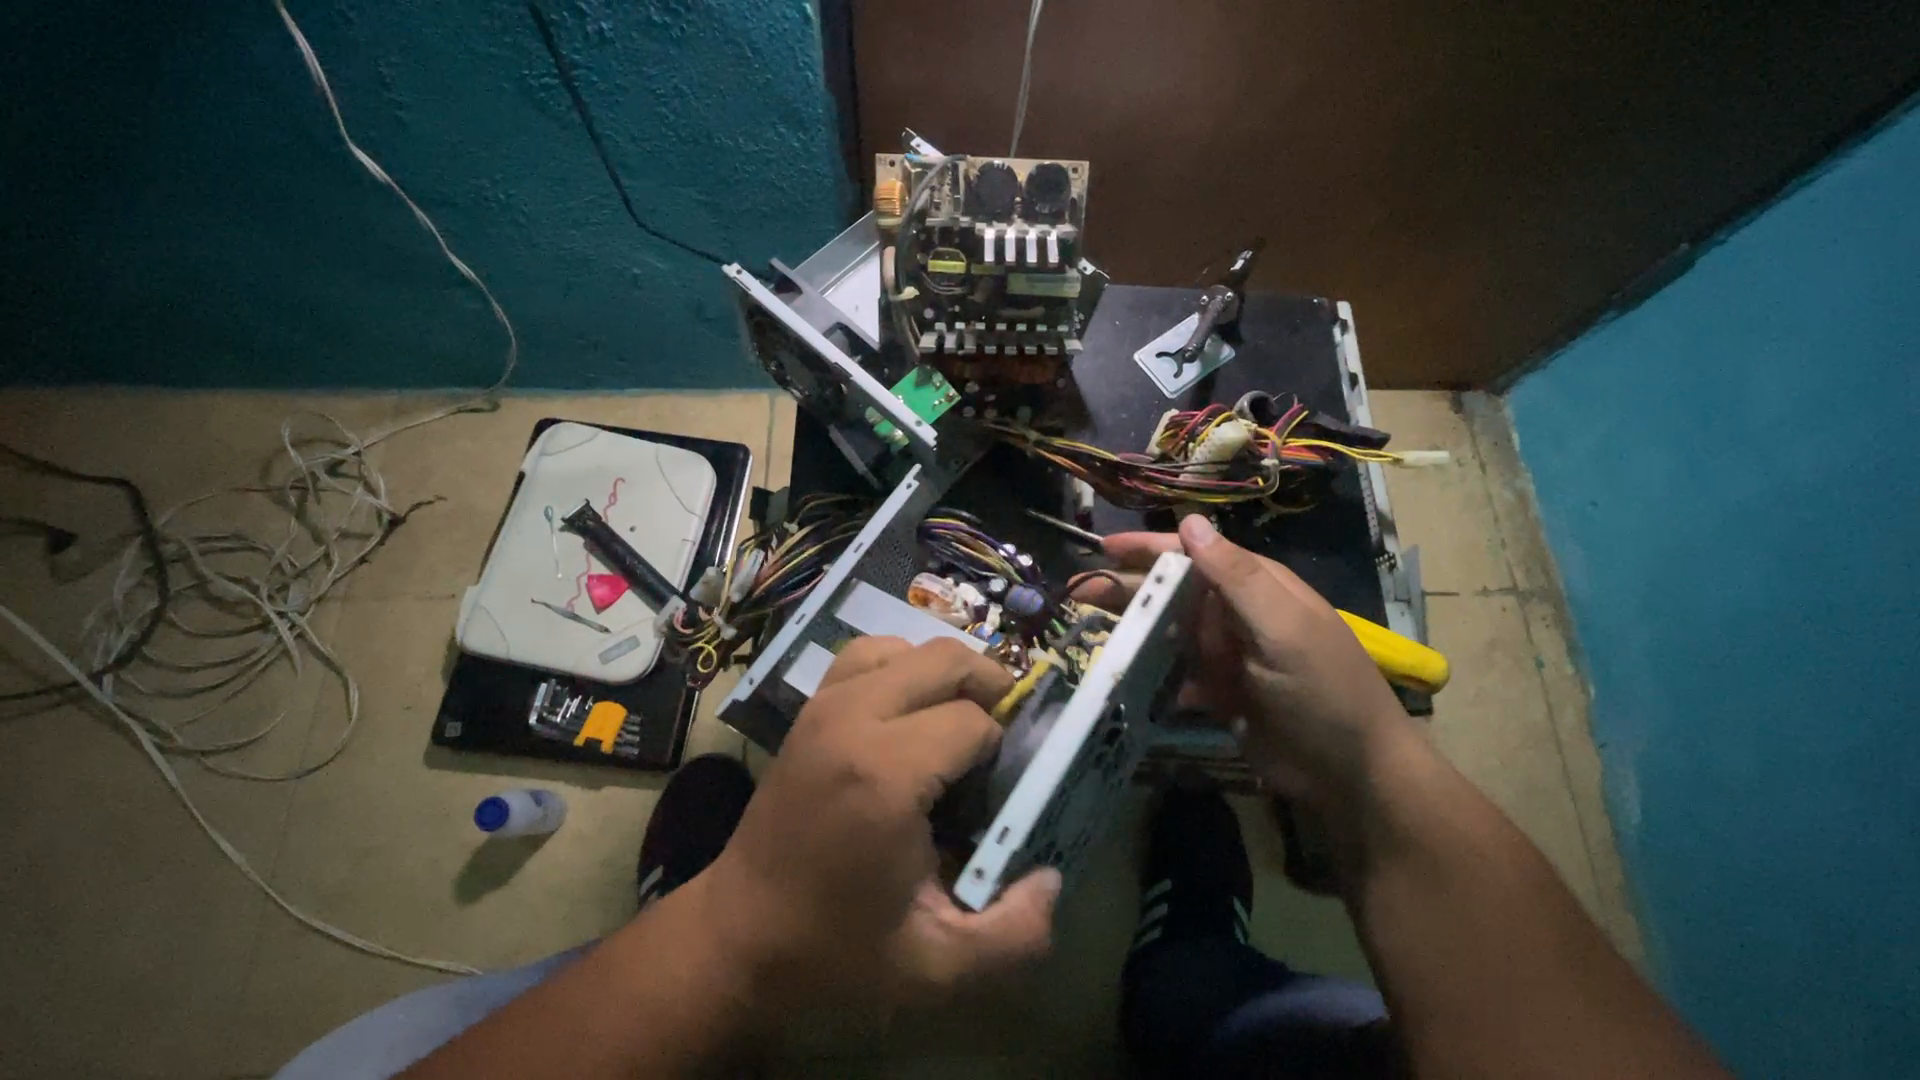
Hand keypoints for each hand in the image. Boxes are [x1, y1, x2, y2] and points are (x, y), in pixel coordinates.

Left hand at [693, 637, 1061, 1016]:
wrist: (737, 937)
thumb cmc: (835, 951)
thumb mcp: (937, 968)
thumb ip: (1015, 935)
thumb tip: (1053, 879)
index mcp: (885, 775)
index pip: (973, 721)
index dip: (1004, 748)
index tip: (1007, 789)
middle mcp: (853, 720)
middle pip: (944, 660)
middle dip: (989, 687)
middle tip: (1007, 737)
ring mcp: (824, 706)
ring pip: (906, 647)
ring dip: (945, 673)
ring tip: (962, 719)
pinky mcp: (808, 709)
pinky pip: (866, 656)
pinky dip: (902, 666)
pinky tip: (912, 711)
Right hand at [1093, 515, 1410, 815]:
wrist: (1352, 773)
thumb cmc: (1323, 691)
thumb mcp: (1283, 628)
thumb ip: (1236, 577)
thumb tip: (1189, 521)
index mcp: (1257, 587)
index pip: (1194, 555)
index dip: (1148, 549)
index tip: (1102, 548)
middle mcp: (1238, 615)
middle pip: (1173, 592)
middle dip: (1127, 588)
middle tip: (1078, 592)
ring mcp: (1228, 655)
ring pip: (1169, 632)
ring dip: (1133, 630)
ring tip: (1091, 632)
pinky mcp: (1221, 693)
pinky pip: (1176, 674)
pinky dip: (1153, 674)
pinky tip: (1127, 678)